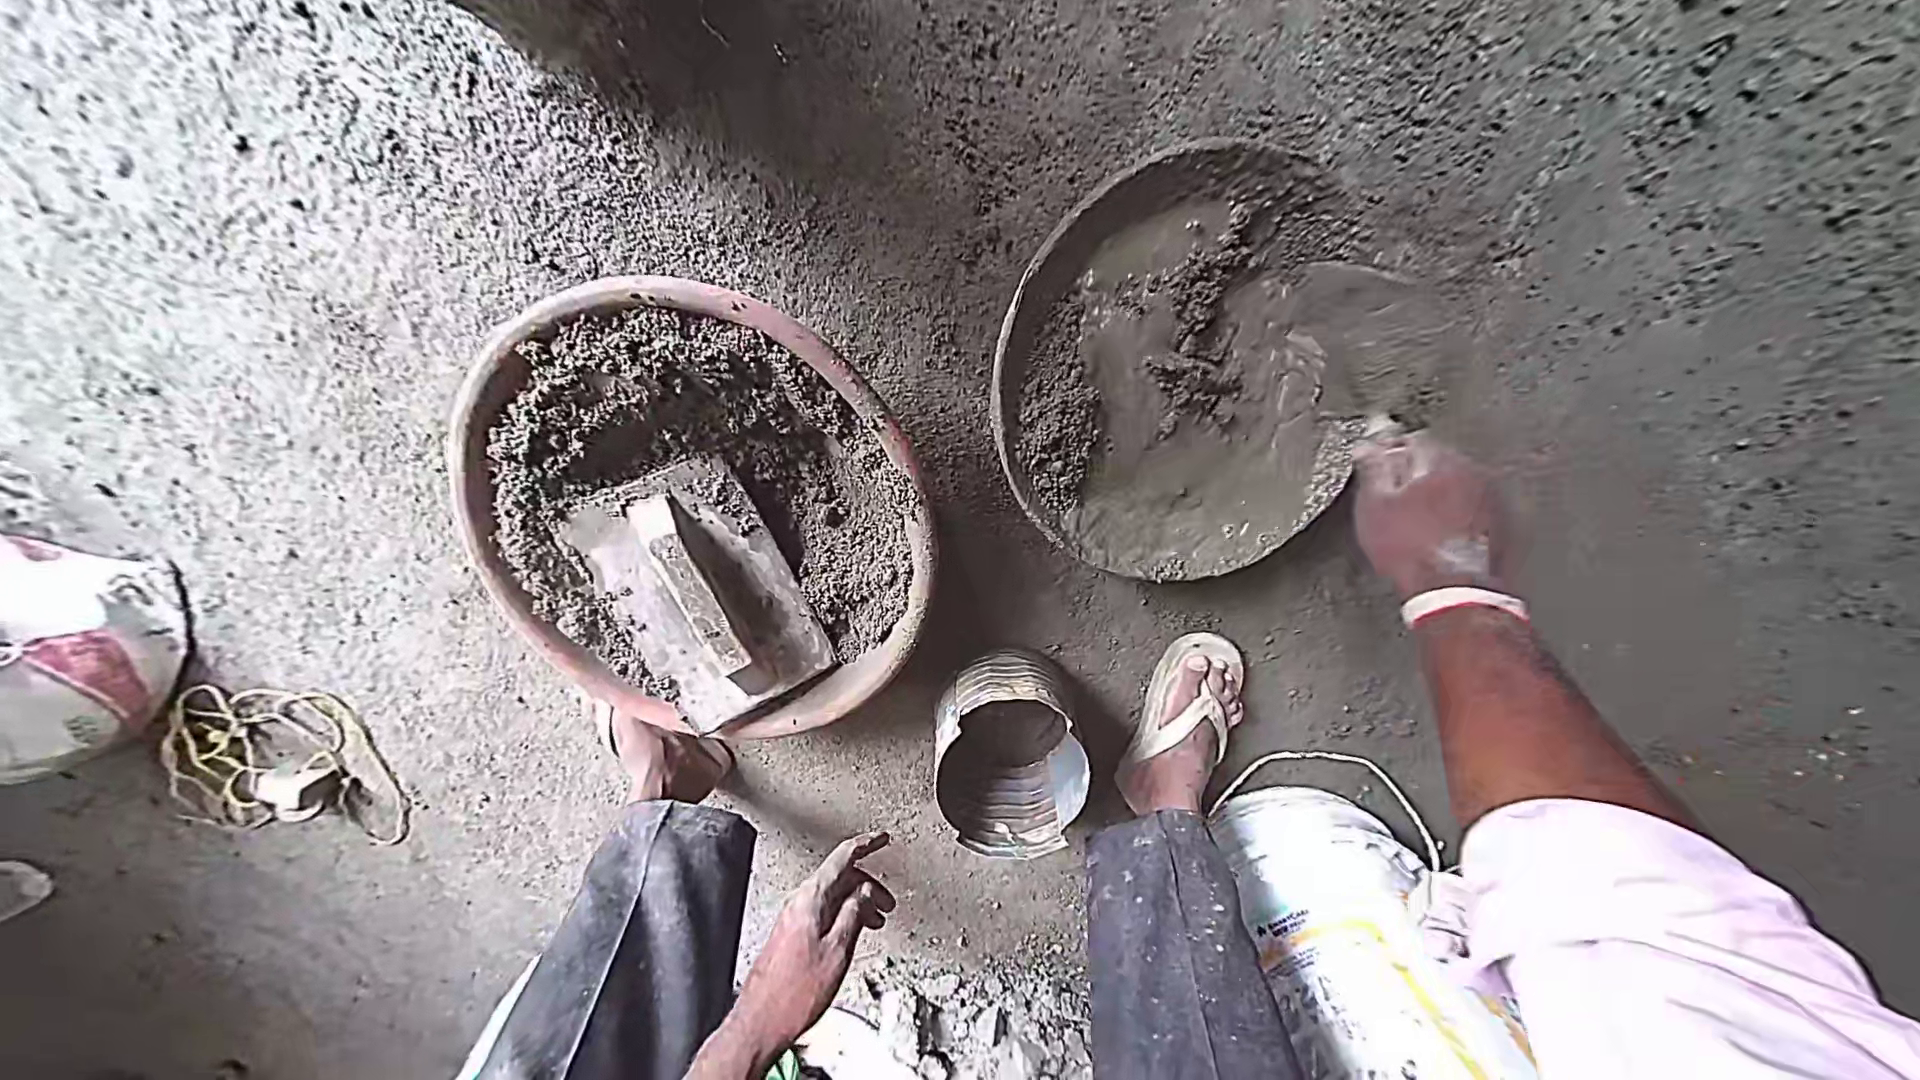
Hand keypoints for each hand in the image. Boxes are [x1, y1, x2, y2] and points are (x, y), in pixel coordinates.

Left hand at [688, 832, 895, 1078]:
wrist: (759, 1024)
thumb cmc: (794, 992)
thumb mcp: (838, 949)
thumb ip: (855, 912)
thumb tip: (867, 891)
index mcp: (811, 897)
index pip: (843, 856)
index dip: (867, 844)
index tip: (882, 838)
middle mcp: (800, 901)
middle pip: (841, 876)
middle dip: (869, 884)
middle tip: (888, 900)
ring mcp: (794, 916)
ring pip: (834, 895)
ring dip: (858, 902)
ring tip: (876, 920)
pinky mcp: (791, 933)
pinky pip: (824, 911)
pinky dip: (844, 915)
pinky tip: (854, 932)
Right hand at [1352, 430, 1509, 599]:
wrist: (1453, 592)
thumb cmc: (1410, 548)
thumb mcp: (1374, 506)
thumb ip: (1372, 470)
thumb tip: (1368, 447)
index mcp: (1443, 462)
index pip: (1413, 440)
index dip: (1388, 451)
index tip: (1374, 465)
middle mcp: (1476, 474)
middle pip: (1440, 460)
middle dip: (1415, 472)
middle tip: (1391, 495)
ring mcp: (1495, 500)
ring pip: (1459, 484)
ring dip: (1438, 494)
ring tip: (1413, 519)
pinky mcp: (1505, 525)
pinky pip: (1473, 508)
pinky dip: (1456, 514)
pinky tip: (1437, 534)